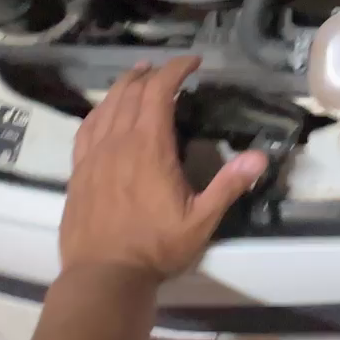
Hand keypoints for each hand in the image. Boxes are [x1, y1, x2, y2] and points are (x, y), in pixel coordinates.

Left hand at [60, 57, 268, 283]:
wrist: (102, 277)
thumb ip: (229, 185)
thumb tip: (260, 156)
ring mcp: (94, 156)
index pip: (159, 92)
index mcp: (149, 147)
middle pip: (132, 93)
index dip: (176, 70)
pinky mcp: (79, 172)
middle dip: (152, 73)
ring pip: (106, 106)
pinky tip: (104, 110)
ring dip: (124, 85)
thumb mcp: (201, 220)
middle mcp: (119, 143)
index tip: (193, 61)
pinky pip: (86, 129)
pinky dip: (99, 110)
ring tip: (137, 75)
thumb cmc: (156, 248)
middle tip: (169, 68)